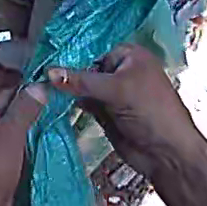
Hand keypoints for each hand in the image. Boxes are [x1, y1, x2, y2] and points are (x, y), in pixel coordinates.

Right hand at [48, 45, 206, 175]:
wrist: (167, 154)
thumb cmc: (151, 112)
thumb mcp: (117, 90)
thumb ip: (82, 81)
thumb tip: (49, 72)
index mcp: (130, 56)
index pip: (93, 51)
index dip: (72, 58)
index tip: (46, 63)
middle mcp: (121, 71)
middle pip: (86, 68)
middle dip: (66, 74)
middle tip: (39, 76)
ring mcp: (112, 93)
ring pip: (82, 86)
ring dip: (66, 89)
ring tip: (41, 87)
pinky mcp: (105, 111)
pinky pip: (82, 102)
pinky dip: (70, 102)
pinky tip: (52, 100)